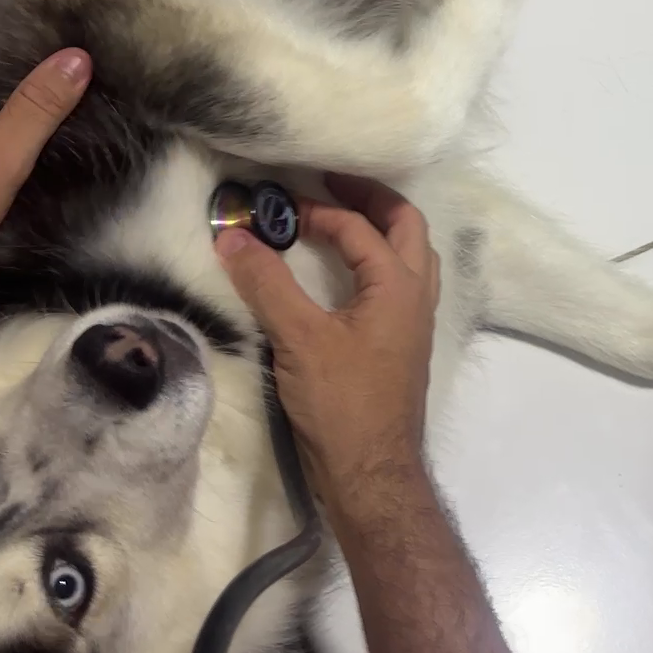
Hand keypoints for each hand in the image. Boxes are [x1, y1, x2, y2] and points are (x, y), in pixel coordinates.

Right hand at [214, 174, 440, 488]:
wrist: (373, 470)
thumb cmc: (342, 402)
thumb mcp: (299, 339)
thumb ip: (267, 285)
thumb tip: (234, 237)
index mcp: (400, 284)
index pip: (362, 229)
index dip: (321, 211)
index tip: (280, 209)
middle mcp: (419, 293)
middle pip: (408, 224)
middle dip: (374, 199)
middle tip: (334, 183)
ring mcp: (418, 317)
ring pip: (413, 252)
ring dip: (385, 227)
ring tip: (347, 217)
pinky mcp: (407, 339)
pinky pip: (405, 280)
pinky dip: (384, 259)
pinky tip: (355, 272)